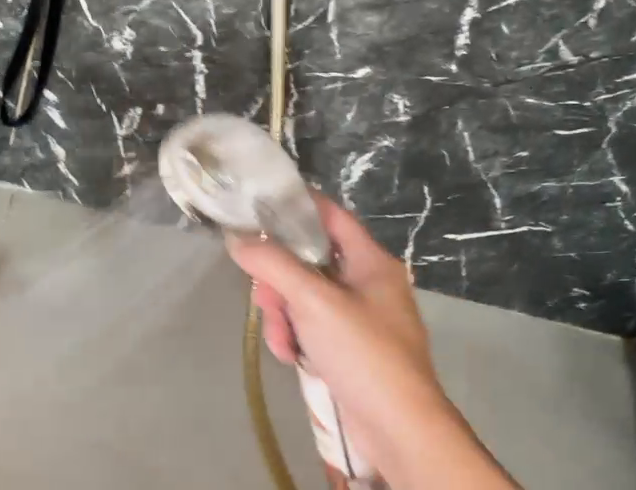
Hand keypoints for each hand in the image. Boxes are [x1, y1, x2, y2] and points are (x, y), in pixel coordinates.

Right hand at [229, 195, 516, 489]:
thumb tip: (236, 241)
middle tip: (265, 297)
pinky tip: (290, 355)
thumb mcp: (312, 300)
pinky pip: (308, 324)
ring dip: (281, 313)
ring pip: (300, 293)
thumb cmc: (364, 353)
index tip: (254, 204)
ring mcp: (357, 317)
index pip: (328, 213)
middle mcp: (366, 283)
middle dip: (277, 278)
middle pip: (305, 257)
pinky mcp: (348, 346)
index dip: (294, 203)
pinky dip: (293, 335)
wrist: (400, 431)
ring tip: (281, 339)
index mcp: (370, 262)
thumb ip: (271, 263)